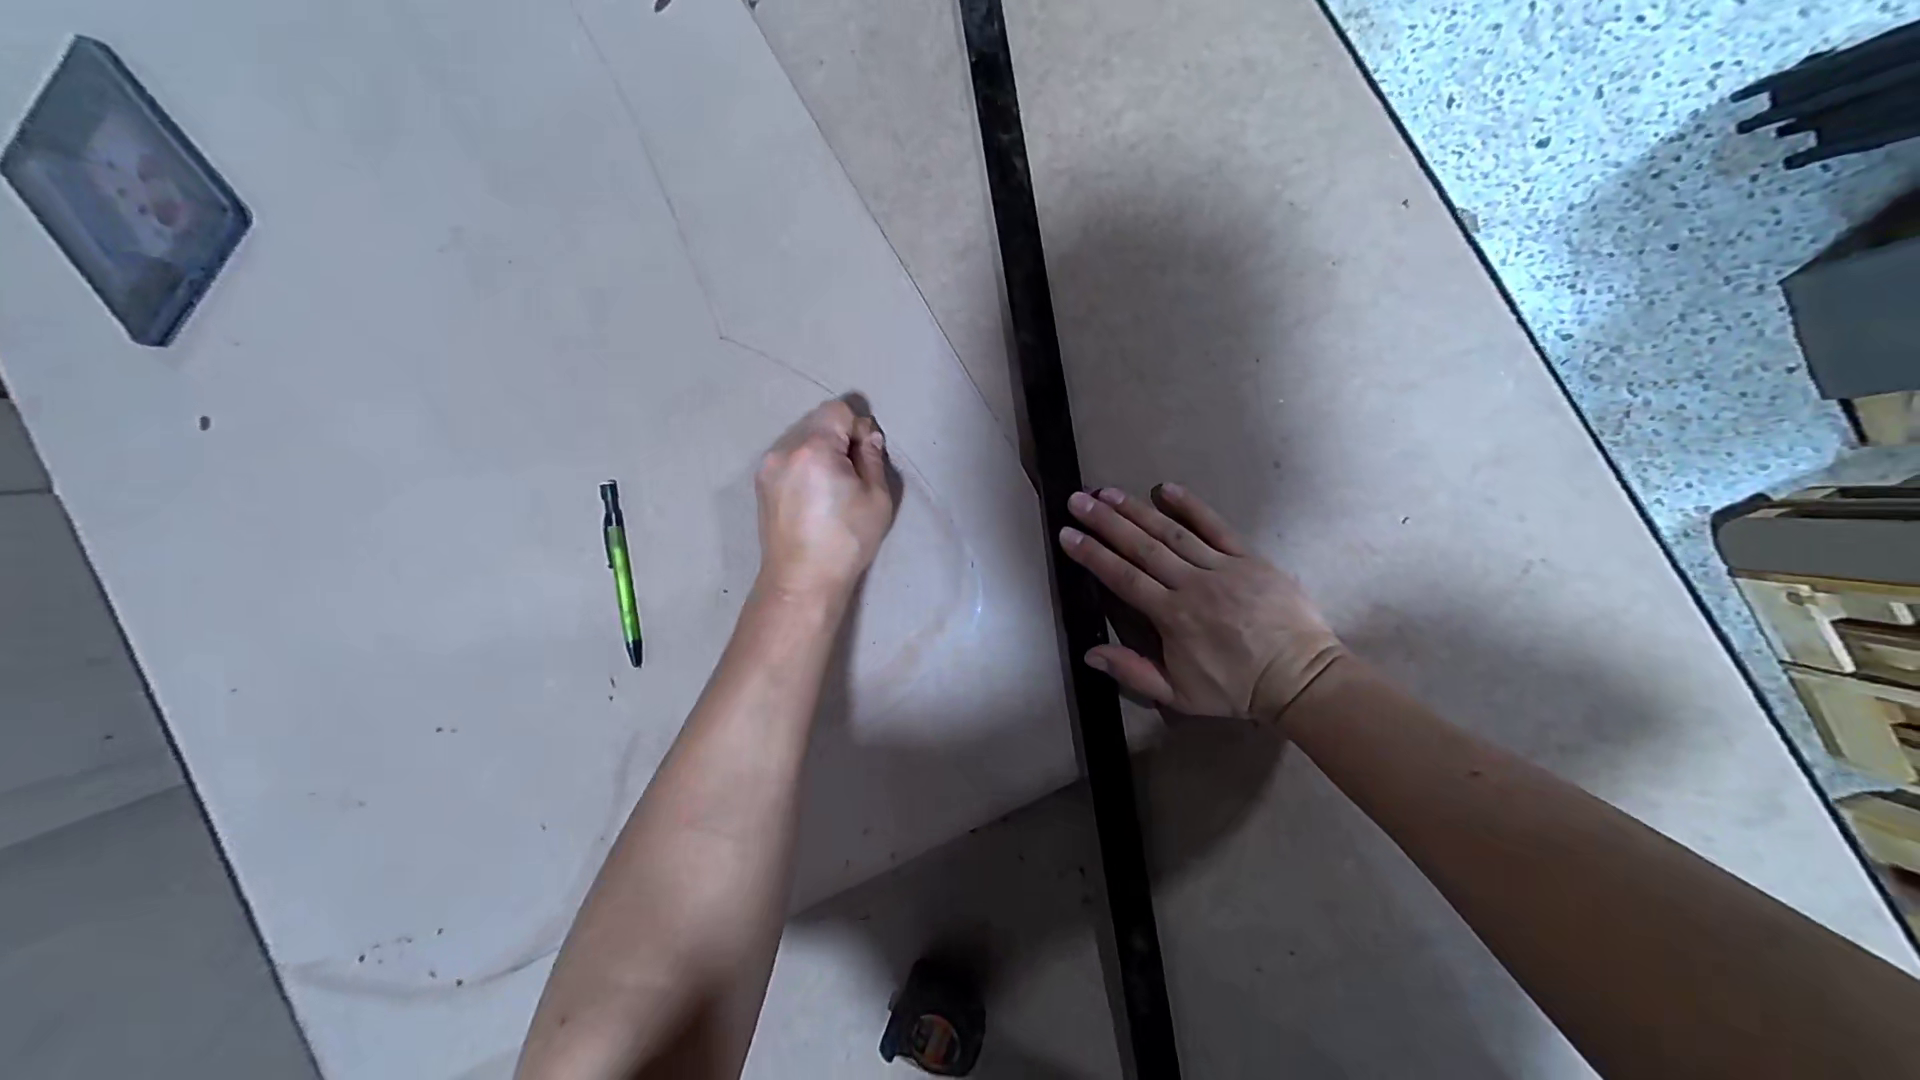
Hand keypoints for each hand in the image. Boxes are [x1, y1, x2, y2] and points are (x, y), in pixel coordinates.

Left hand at [754, 398, 896, 600]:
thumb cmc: (846, 541)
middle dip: (839, 437)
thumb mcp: (876, 498)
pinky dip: (805, 464)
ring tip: (832, 487)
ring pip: (802, 439)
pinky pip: (789, 457)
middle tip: (853, 473)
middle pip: (818, 421)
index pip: (838, 411)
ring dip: (821, 450)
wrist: (802, 580)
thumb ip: (873, 459)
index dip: (858, 427)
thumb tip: (868, 437)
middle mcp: (784, 449)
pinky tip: (814, 495)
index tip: (866, 457)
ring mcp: (768, 466)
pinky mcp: (762, 483)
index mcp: (813, 449)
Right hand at [1058, 484, 1345, 725]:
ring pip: (1171, 532)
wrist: (1301, 678)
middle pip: (1141, 547)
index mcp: (1172, 616)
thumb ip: (1133, 671)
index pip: (1122, 578)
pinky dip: (1190, 507)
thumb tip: (1090, 652)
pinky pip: (1216, 527)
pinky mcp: (1249, 558)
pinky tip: (1166, 489)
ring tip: (1108, 492)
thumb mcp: (1179, 695)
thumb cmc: (1236, 688)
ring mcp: (1222, 567)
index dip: (1092, 554)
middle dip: (1105, 522)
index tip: (1068, 534)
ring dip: (1137, 510)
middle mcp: (1192, 584)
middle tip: (1078, 500)